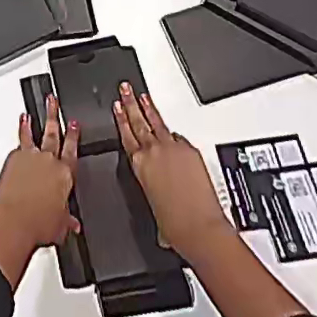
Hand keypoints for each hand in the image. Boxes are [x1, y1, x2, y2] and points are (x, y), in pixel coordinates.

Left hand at [0, 96, 80, 287]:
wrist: (15, 220)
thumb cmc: (38, 225)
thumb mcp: (60, 227)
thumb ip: (67, 220)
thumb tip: (72, 225)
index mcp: (65, 176)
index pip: (73, 151)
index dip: (74, 137)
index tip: (75, 124)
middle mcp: (49, 161)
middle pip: (55, 134)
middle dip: (55, 116)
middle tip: (55, 102)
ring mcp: (31, 156)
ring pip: (36, 132)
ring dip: (37, 118)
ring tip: (35, 106)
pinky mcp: (15, 157)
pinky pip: (20, 139)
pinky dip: (21, 130)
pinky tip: (21, 124)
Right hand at [113, 82, 225, 253]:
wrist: (199, 228)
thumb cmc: (175, 225)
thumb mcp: (152, 204)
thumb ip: (152, 189)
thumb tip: (159, 195)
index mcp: (138, 164)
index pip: (126, 134)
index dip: (120, 119)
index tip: (117, 107)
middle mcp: (152, 152)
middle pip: (138, 121)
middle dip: (130, 103)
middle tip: (125, 89)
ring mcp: (172, 148)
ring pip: (156, 121)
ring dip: (148, 107)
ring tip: (142, 95)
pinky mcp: (191, 151)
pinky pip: (179, 137)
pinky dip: (174, 132)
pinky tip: (171, 129)